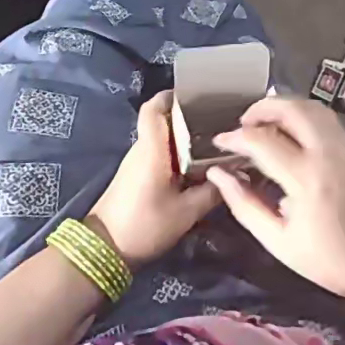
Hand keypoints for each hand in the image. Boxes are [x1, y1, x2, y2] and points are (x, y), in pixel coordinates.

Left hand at [87, 91, 221, 264]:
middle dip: (190, 118)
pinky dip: (179, 155)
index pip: (154, 108)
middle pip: (164, 121)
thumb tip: (239, 174)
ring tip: (217, 143)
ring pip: (163, 139)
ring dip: (186, 139)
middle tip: (221, 122)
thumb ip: (213, 191)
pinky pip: (160, 154)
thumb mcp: (186, 212)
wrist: (106, 249)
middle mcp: (142, 149)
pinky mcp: (136, 176)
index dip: (172, 96)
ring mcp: (137, 162)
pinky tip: (200, 166)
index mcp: (152, 149)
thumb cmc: (145, 225)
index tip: (199, 96)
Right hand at [205, 98, 344, 298]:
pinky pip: (326, 119)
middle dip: (260, 109)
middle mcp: (328, 155)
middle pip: (291, 109)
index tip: (219, 144)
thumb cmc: (329, 260)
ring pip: (312, 107)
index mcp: (306, 180)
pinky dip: (302, 116)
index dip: (234, 137)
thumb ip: (244, 203)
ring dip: (283, 108)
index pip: (261, 140)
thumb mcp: (277, 241)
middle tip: (242, 125)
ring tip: (263, 125)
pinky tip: (289, 133)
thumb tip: (218, 174)